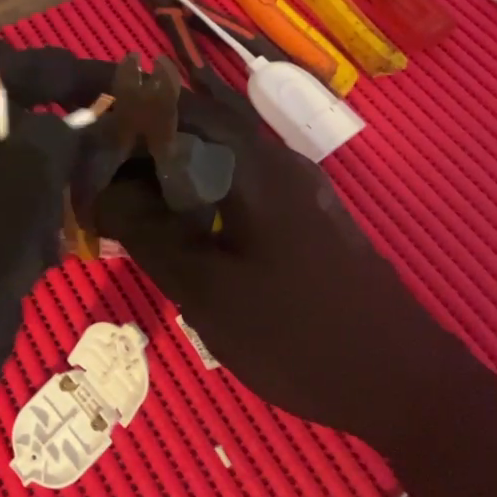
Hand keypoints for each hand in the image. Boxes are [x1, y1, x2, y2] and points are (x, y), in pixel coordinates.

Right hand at [97, 92, 496, 496]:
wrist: (411, 387)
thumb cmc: (300, 336)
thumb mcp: (205, 289)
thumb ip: (145, 231)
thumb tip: (96, 189)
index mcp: (254, 163)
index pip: (175, 108)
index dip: (125, 118)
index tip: (86, 144)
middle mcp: (277, 159)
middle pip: (195, 124)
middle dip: (142, 141)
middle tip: (99, 173)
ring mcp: (297, 186)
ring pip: (216, 153)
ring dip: (169, 165)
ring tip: (126, 194)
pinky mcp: (305, 215)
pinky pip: (237, 180)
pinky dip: (196, 186)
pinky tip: (175, 219)